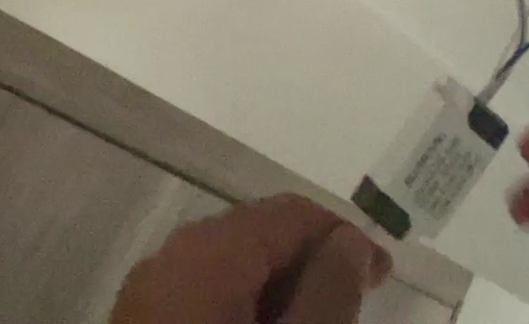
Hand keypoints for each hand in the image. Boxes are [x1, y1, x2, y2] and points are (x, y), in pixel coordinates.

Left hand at [112, 193, 393, 323]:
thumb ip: (329, 291)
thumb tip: (350, 242)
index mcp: (205, 252)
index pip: (288, 215)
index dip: (342, 237)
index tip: (383, 278)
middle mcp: (169, 259)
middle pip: (257, 237)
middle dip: (309, 266)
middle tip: (354, 309)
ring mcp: (146, 298)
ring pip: (231, 273)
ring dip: (280, 295)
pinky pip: (204, 303)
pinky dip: (245, 315)